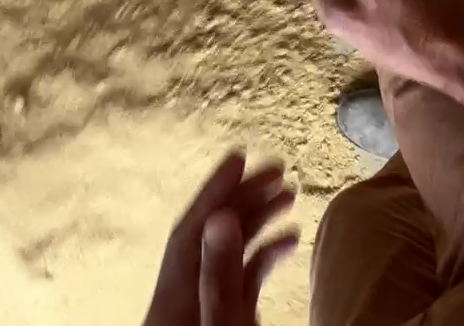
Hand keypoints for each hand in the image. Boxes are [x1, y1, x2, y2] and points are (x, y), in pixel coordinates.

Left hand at [144, 152, 299, 325]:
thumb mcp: (221, 319)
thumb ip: (219, 272)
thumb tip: (221, 216)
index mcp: (172, 295)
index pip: (190, 228)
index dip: (215, 188)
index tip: (241, 154)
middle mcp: (184, 295)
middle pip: (211, 233)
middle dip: (245, 196)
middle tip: (278, 170)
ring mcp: (204, 304)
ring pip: (229, 249)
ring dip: (259, 218)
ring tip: (290, 194)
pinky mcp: (223, 316)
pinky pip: (242, 275)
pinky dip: (266, 252)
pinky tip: (290, 239)